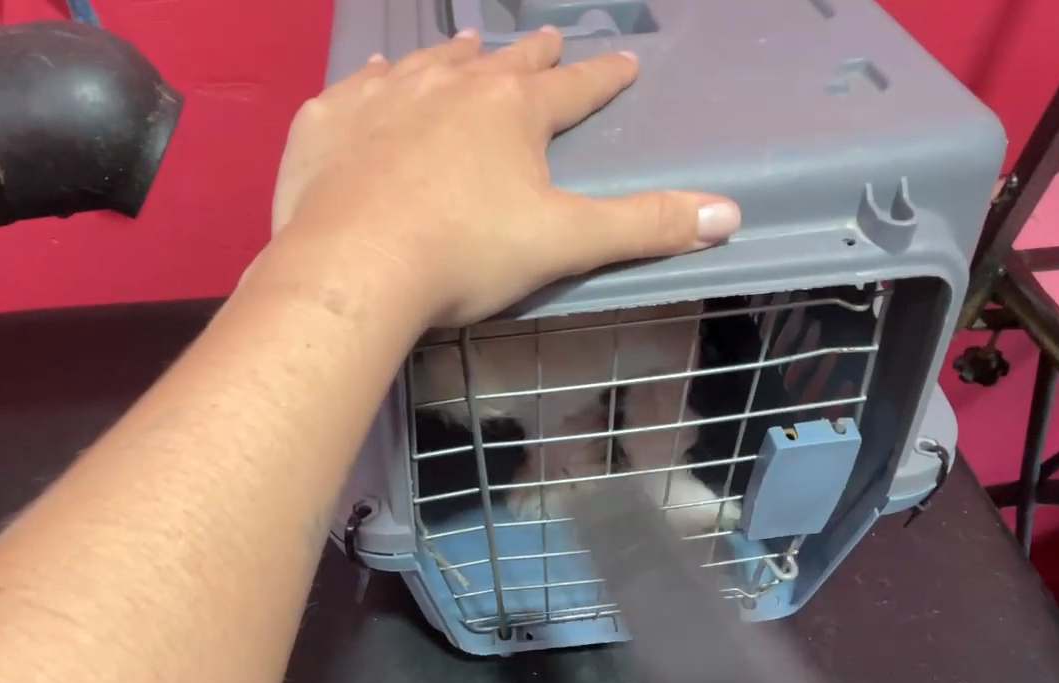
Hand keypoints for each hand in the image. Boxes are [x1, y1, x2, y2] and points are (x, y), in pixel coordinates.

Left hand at [268, 26, 740, 328]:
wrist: (356, 265)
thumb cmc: (467, 254)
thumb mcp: (566, 244)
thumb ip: (644, 228)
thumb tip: (730, 216)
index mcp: (514, 111)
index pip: (575, 89)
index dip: (603, 79)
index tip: (625, 63)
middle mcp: (452, 86)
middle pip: (504, 63)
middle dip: (532, 55)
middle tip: (548, 41)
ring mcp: (385, 97)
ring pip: (431, 64)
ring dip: (457, 57)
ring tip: (468, 47)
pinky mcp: (329, 123)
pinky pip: (359, 87)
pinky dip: (376, 82)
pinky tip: (377, 77)